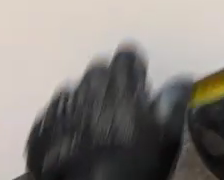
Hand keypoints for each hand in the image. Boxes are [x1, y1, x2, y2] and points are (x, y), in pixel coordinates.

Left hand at [26, 45, 192, 179]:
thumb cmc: (133, 167)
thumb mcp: (165, 139)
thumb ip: (173, 102)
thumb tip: (182, 79)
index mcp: (120, 81)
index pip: (127, 56)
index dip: (134, 72)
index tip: (138, 89)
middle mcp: (89, 84)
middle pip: (100, 71)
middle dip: (109, 85)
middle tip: (117, 112)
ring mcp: (62, 105)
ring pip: (77, 91)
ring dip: (86, 102)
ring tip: (94, 129)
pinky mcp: (41, 127)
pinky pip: (56, 113)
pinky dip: (65, 122)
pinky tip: (72, 141)